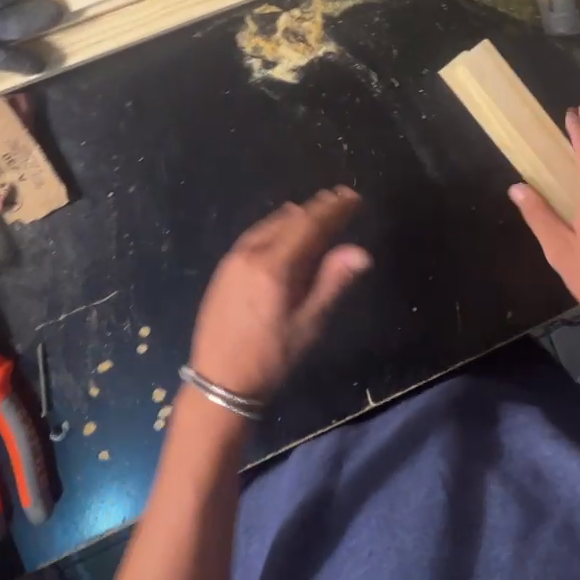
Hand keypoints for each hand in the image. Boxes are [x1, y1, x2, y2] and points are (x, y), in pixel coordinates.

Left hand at [187, 187, 372, 401]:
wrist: (219, 383)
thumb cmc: (270, 357)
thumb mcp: (308, 324)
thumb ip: (333, 283)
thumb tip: (361, 253)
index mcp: (274, 266)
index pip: (310, 225)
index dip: (334, 209)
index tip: (353, 197)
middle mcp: (251, 253)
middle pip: (290, 220)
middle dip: (318, 208)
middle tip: (341, 198)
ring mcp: (234, 259)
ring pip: (271, 224)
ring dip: (297, 216)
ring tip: (319, 210)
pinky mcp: (225, 269)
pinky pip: (256, 235)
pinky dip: (278, 226)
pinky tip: (285, 231)